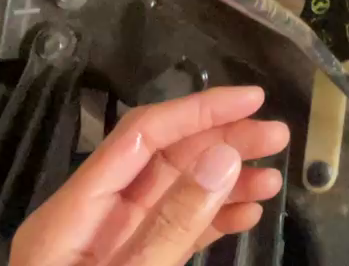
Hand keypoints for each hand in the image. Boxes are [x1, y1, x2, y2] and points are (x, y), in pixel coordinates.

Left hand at [10, 86, 290, 265]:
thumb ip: (172, 225)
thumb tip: (225, 154)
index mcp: (70, 216)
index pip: (141, 137)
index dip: (199, 110)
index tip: (254, 101)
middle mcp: (90, 221)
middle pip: (165, 160)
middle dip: (223, 144)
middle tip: (278, 140)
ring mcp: (109, 248)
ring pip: (178, 191)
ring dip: (227, 181)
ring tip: (273, 182)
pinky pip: (177, 227)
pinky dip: (215, 217)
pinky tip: (247, 216)